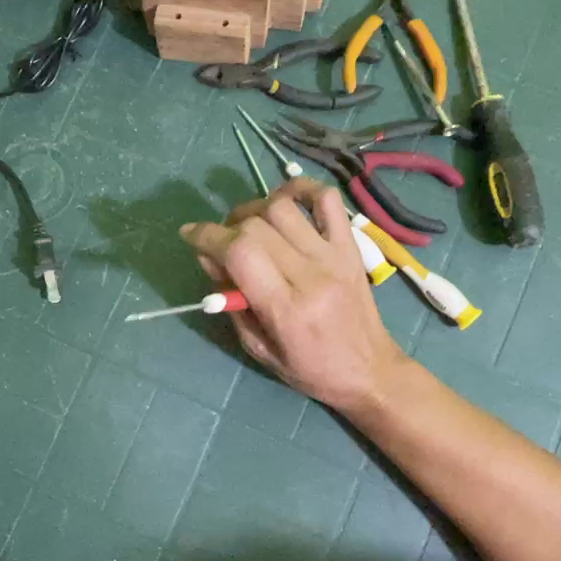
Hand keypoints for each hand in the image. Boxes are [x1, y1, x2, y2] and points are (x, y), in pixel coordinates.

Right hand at [180, 179, 408, 413]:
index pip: (240, 253)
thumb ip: (232, 303)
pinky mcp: (351, 245)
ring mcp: (334, 255)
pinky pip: (326, 199)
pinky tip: (284, 201)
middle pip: (255, 226)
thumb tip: (210, 259)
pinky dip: (300, 189)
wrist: (370, 371)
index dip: (206, 237)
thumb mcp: (259, 349)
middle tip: (221, 244)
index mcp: (286, 309)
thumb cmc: (311, 369)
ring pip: (283, 207)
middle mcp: (311, 275)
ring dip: (254, 208)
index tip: (190, 234)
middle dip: (226, 228)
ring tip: (247, 226)